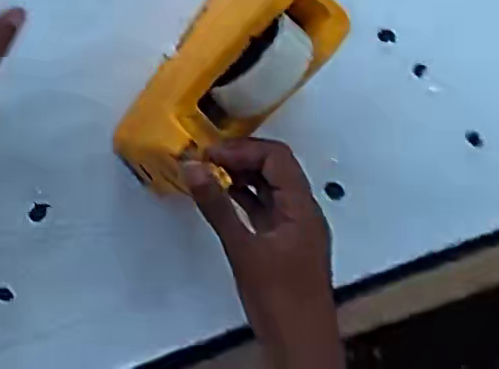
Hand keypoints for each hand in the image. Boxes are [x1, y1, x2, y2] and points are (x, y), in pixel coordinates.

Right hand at [185, 139, 342, 368]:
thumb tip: (193, 167)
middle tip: (208, 160)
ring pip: (269, 184)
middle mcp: (304, 214)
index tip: (211, 155)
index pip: (276, 158)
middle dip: (241, 157)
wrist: (302, 352)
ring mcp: (296, 228)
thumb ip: (216, 205)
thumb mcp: (243, 249)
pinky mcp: (285, 241)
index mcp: (303, 210)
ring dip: (241, 174)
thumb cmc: (281, 302)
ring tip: (210, 173)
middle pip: (275, 166)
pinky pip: (264, 203)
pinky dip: (243, 194)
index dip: (243, 150)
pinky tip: (221, 196)